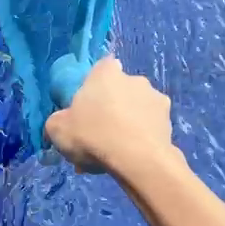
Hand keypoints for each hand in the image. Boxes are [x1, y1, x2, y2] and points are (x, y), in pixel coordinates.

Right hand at [42, 56, 176, 177]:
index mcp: (105, 74)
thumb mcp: (56, 129)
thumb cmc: (91, 135)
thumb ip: (58, 120)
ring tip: (111, 150)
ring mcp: (156, 98)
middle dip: (109, 107)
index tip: (86, 102)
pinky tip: (127, 157)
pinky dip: (138, 137)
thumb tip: (62, 121)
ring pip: (134, 109)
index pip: (101, 67)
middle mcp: (134, 79)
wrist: (135, 158)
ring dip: (125, 123)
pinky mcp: (169, 120)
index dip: (93, 83)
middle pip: (118, 90)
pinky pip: (147, 126)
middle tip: (95, 132)